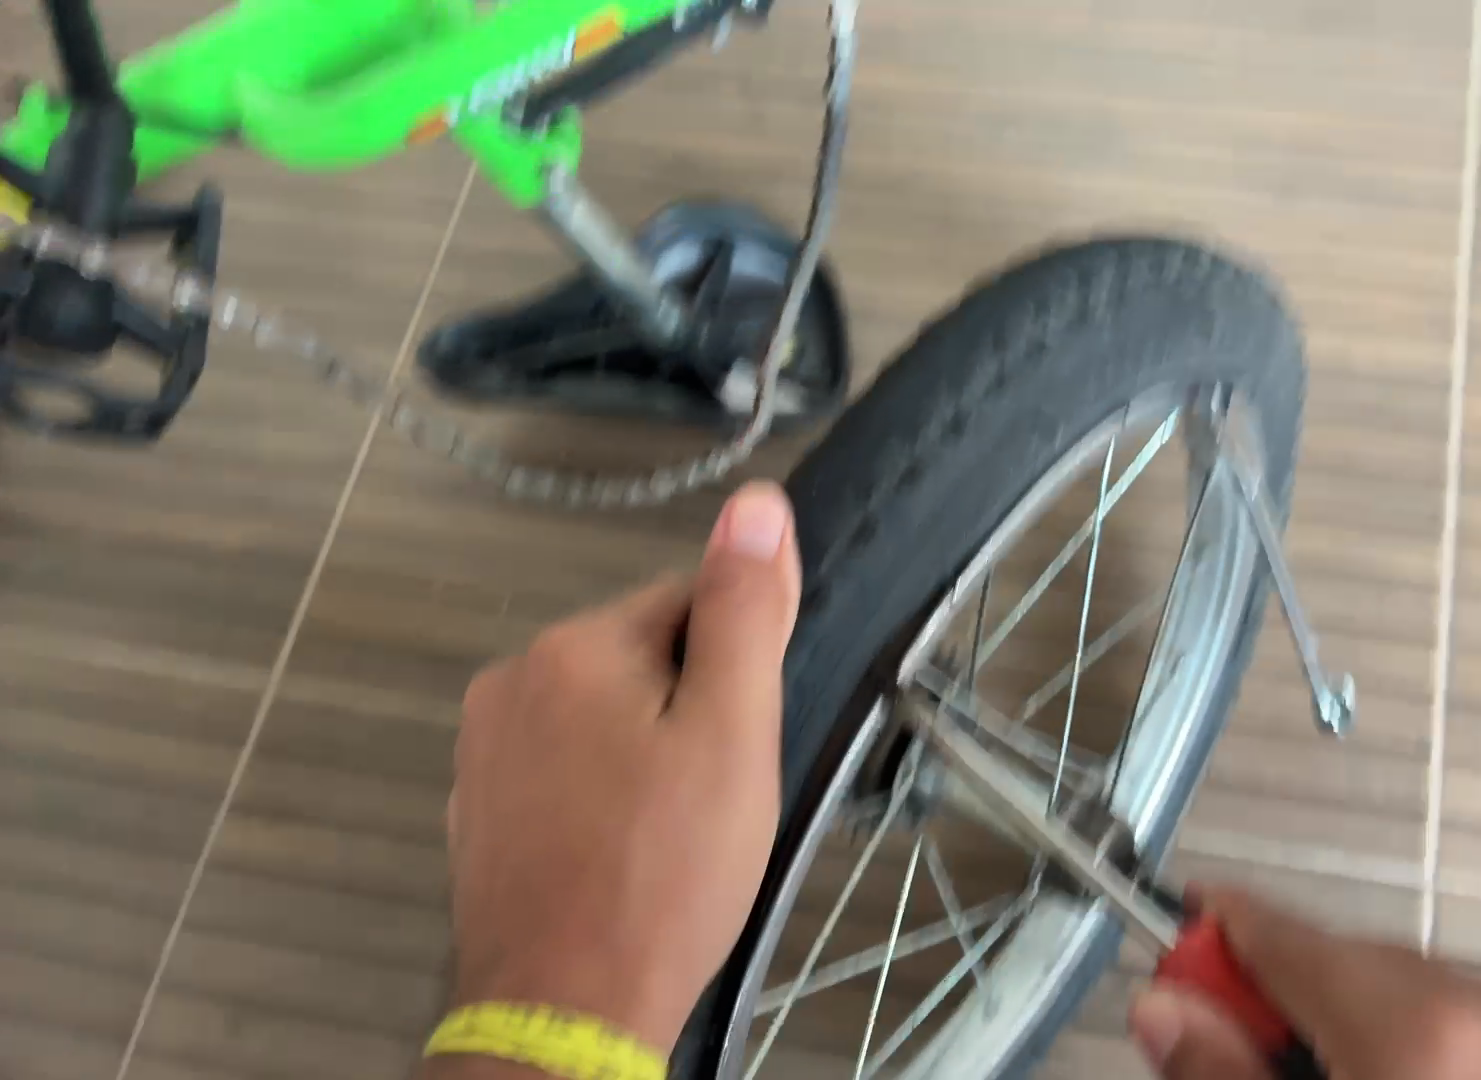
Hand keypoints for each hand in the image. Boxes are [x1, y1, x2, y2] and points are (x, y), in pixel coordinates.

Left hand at [446, 482, 801, 1052]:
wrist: (568, 1017)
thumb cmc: (670, 862)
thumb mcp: (732, 726)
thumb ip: (744, 609)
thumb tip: (756, 501)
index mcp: (576, 645)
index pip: (691, 605)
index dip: (736, 663)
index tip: (744, 730)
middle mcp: (513, 678)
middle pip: (648, 654)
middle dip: (696, 700)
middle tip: (718, 781)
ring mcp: (486, 746)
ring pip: (611, 707)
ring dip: (656, 740)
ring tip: (680, 816)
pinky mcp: (482, 804)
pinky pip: (570, 757)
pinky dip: (610, 779)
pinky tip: (629, 838)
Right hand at [1130, 889, 1480, 1079]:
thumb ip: (1220, 1076)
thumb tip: (1156, 1005)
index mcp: (1419, 1027)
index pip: (1279, 931)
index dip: (1218, 927)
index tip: (1184, 935)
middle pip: (1346, 960)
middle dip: (1292, 994)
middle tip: (1258, 1051)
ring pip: (1412, 988)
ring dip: (1362, 1022)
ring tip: (1345, 1078)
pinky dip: (1431, 1046)